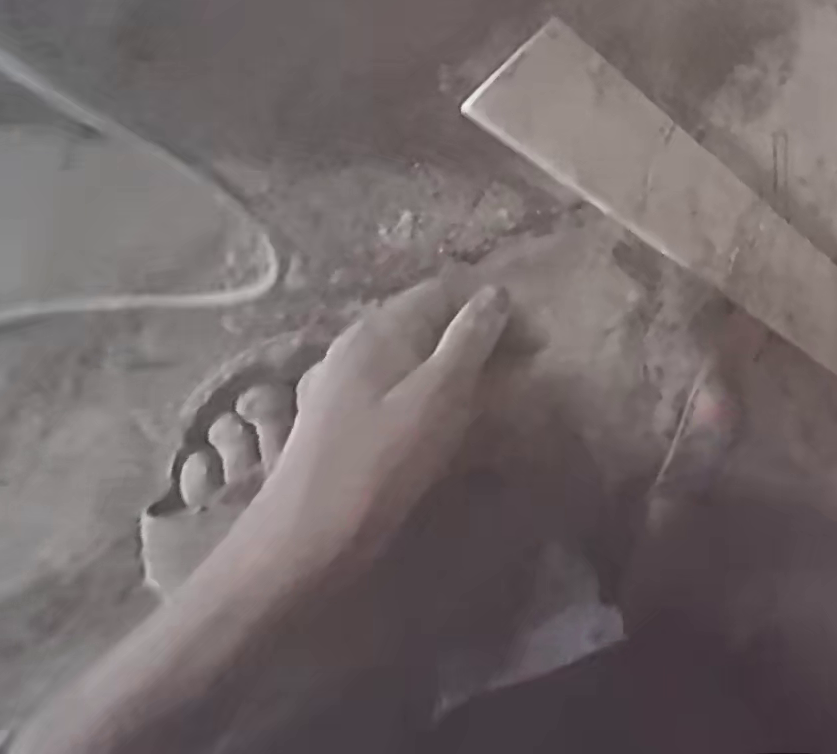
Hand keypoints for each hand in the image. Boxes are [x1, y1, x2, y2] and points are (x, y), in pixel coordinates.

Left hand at [220, 278, 510, 582]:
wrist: (303, 545)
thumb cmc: (381, 463)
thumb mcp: (440, 394)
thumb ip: (470, 338)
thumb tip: (496, 292)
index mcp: (380, 329)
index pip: (446, 291)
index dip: (494, 307)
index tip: (533, 341)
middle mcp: (358, 343)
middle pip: (430, 318)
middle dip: (479, 333)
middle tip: (521, 365)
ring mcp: (344, 378)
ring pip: (415, 351)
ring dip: (458, 360)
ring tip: (492, 388)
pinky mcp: (342, 412)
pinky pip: (399, 379)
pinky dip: (432, 384)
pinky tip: (444, 412)